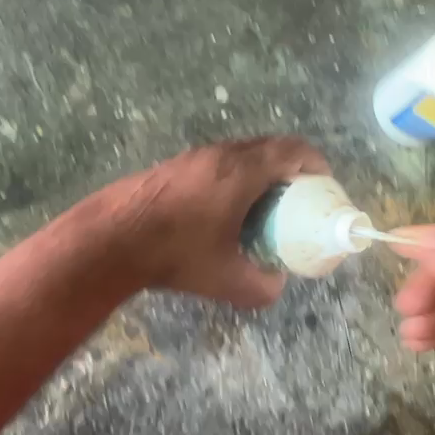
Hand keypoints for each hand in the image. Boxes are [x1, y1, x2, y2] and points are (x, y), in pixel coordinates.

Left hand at [97, 137, 329, 307]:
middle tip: (299, 197)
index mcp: (242, 172)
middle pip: (270, 147)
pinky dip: (237, 175)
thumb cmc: (175, 254)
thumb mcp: (227, 280)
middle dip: (292, 168)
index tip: (324, 184)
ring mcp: (196, 156)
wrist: (110, 239)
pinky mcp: (176, 164)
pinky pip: (221, 161)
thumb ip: (262, 286)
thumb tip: (277, 284)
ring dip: (262, 170)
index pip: (294, 151)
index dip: (316, 164)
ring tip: (265, 204)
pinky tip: (226, 208)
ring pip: (243, 152)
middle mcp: (222, 154)